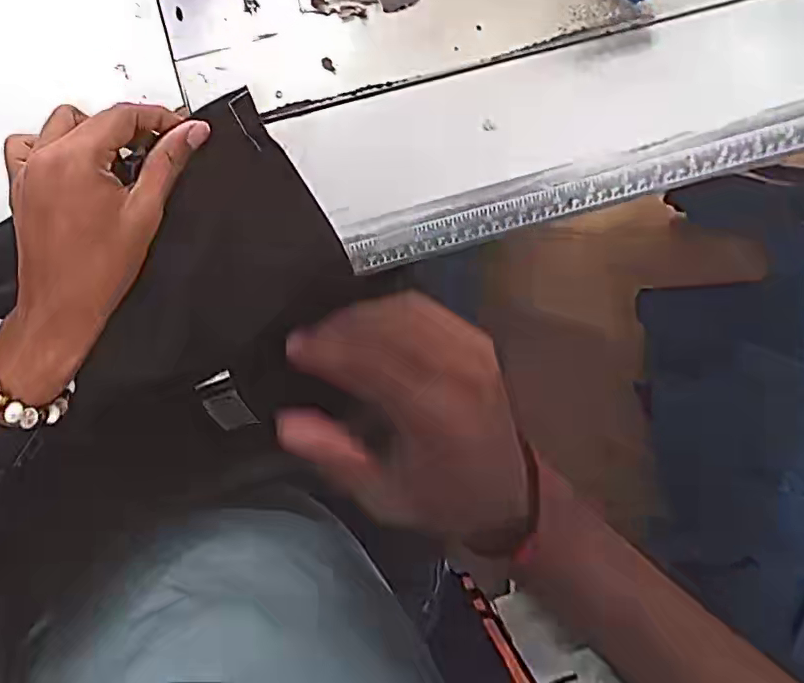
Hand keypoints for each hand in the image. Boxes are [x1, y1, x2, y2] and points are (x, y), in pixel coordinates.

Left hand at [0, 103, 209, 402]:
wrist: (60, 310)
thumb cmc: (93, 273)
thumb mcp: (144, 211)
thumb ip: (168, 162)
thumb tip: (189, 133)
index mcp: (74, 159)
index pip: (122, 114)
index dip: (157, 117)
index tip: (177, 127)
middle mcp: (45, 159)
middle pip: (94, 115)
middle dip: (131, 126)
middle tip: (157, 147)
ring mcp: (28, 172)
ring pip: (62, 123)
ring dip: (92, 131)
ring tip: (117, 157)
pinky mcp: (21, 186)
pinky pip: (29, 146)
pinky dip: (51, 146)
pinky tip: (76, 165)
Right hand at [278, 292, 530, 551]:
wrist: (514, 496)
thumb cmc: (445, 497)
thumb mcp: (383, 495)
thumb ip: (334, 457)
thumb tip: (289, 425)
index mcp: (436, 414)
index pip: (371, 360)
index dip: (326, 348)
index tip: (296, 348)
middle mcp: (458, 375)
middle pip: (384, 326)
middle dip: (336, 327)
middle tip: (308, 340)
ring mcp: (472, 353)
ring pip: (403, 309)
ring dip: (359, 314)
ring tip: (332, 330)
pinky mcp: (476, 341)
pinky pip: (424, 307)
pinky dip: (388, 308)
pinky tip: (368, 322)